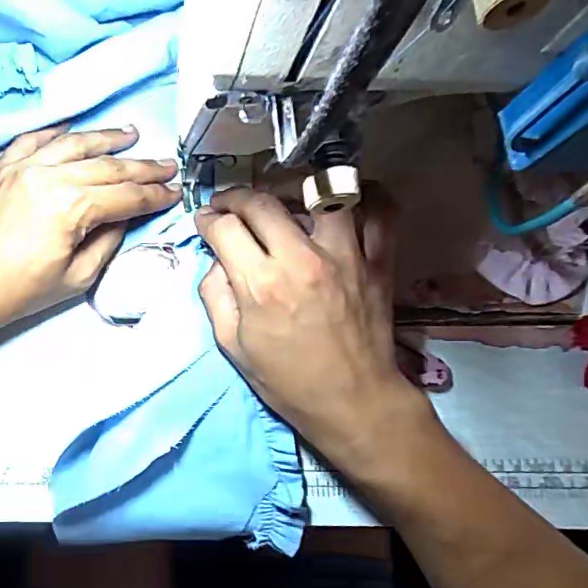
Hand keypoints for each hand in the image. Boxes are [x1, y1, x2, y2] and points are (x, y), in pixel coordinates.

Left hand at [0, 125, 178, 338]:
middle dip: (142, 167)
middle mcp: (49, 175)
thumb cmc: (18, 291)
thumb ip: (107, 241)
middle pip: (107, 167)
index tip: (175, 193)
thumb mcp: (76, 277)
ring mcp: (22, 166)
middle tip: (167, 165)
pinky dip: (59, 133)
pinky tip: (75, 130)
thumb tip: (124, 218)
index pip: (126, 196)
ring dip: (107, 139)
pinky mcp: (1, 166)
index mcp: (71, 206)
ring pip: (74, 144)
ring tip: (132, 135)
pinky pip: (35, 140)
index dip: (155, 195)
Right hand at [194, 188, 424, 453]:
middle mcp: (303, 259)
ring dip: (294, 185)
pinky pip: (381, 211)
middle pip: (262, 201)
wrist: (351, 401)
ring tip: (283, 196)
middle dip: (236, 197)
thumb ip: (216, 295)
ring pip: (321, 190)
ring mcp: (347, 256)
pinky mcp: (379, 261)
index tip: (206, 221)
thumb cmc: (287, 381)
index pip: (225, 227)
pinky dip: (364, 197)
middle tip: (231, 206)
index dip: (207, 219)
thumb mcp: (233, 347)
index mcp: (262, 284)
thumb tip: (218, 259)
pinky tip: (342, 201)